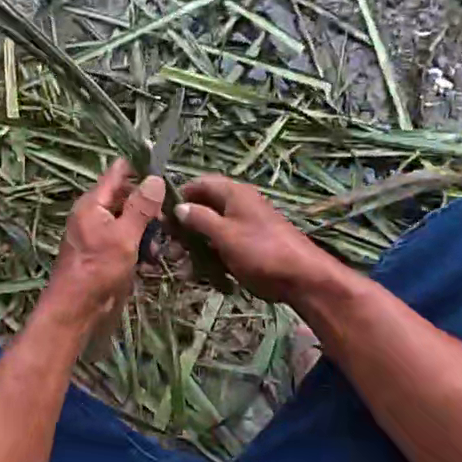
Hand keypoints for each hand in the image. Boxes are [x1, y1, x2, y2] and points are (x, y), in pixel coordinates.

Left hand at [45, 159, 165, 324]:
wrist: (77, 310)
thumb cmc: (98, 270)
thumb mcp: (124, 236)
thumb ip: (141, 207)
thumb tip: (156, 178)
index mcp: (93, 203)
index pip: (118, 173)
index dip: (142, 170)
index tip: (168, 174)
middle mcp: (95, 215)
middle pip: (128, 198)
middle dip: (150, 207)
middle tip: (171, 220)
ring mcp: (101, 236)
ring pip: (131, 222)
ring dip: (149, 232)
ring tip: (163, 247)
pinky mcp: (107, 255)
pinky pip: (129, 242)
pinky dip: (142, 248)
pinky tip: (154, 260)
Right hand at [175, 175, 339, 301]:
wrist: (301, 277)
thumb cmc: (261, 250)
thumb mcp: (224, 233)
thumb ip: (199, 218)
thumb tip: (178, 207)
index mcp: (234, 194)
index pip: (200, 183)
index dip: (179, 195)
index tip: (161, 215)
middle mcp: (237, 206)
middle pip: (202, 208)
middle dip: (183, 227)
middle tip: (168, 245)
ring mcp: (243, 228)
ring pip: (209, 231)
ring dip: (192, 246)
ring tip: (179, 264)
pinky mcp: (246, 248)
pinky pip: (220, 248)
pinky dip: (207, 258)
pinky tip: (195, 274)